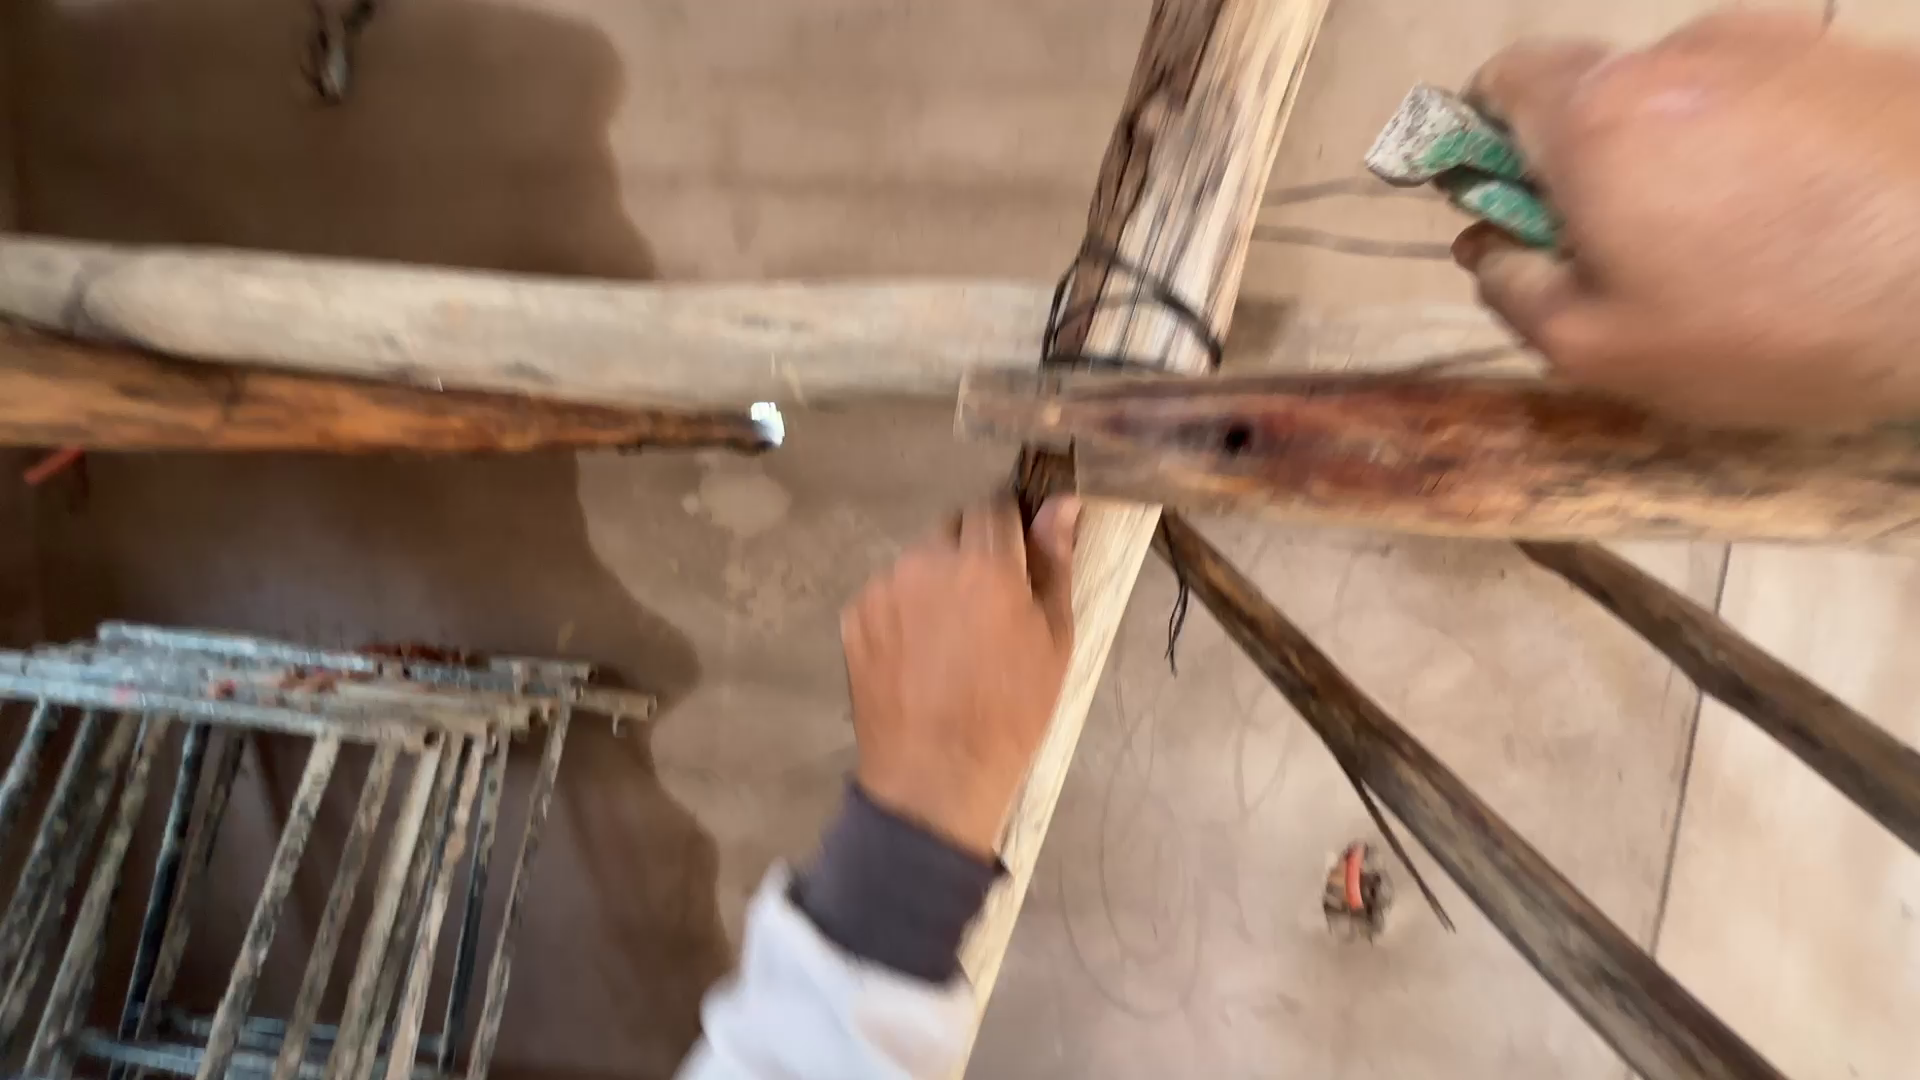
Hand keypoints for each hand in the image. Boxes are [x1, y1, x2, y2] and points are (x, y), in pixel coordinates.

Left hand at [841, 494, 1079, 858]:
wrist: (936, 774)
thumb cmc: (1011, 710)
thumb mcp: (1053, 638)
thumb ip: (1054, 562)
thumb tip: (1063, 503)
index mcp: (984, 562)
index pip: (995, 505)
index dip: (1009, 527)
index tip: (1016, 557)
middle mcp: (926, 560)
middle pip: (953, 527)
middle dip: (971, 549)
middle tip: (985, 603)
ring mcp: (883, 586)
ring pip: (917, 559)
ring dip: (935, 577)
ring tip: (948, 634)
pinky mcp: (854, 614)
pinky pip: (886, 591)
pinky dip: (902, 606)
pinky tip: (916, 650)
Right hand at [1457, 12, 1919, 427]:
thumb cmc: (1756, 328)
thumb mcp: (1582, 343)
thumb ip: (1505, 284)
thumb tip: (1485, 244)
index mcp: (1601, 115)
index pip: (1503, 78)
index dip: (1476, 133)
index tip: (1492, 196)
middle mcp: (1691, 52)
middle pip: (1589, 94)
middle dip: (1571, 160)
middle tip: (1599, 244)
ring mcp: (1793, 46)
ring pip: (1674, 95)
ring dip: (1655, 155)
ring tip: (1700, 238)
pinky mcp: (1871, 62)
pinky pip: (1756, 98)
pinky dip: (1733, 148)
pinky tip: (1777, 216)